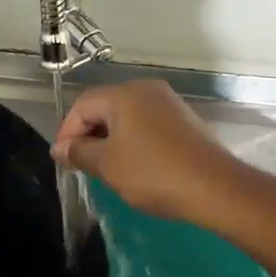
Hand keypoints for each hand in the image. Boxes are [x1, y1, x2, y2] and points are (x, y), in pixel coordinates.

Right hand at [52, 80, 239, 224]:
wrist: (214, 187)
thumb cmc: (153, 173)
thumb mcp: (108, 165)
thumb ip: (79, 152)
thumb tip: (60, 148)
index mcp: (124, 94)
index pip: (83, 105)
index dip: (67, 132)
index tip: (63, 161)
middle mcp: (147, 89)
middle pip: (105, 106)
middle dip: (88, 134)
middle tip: (80, 165)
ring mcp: (169, 103)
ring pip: (127, 116)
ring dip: (110, 139)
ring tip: (105, 168)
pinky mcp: (184, 120)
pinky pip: (148, 124)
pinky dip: (133, 141)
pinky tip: (134, 165)